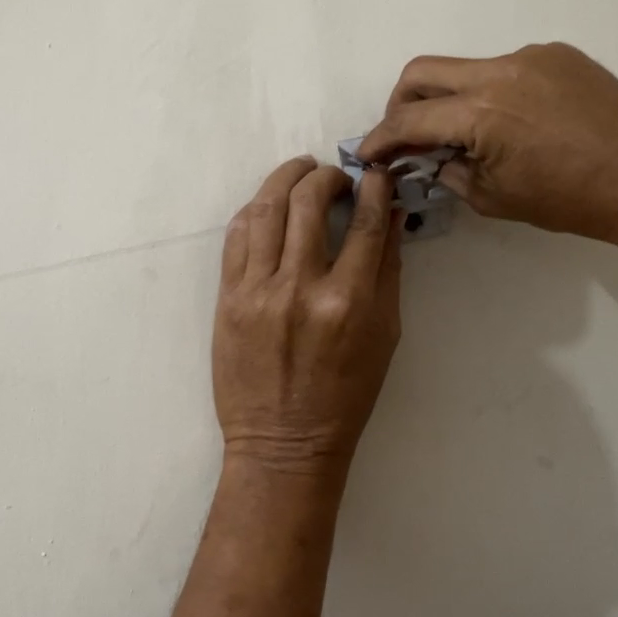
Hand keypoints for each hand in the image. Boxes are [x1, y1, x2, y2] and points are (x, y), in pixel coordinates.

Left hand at [212, 156, 403, 473]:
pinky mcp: (227, 299)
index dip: (372, 187)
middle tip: (334, 177)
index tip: (373, 175)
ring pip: (266, 209)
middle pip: (309, 201)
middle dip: (326, 176)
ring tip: (300, 173)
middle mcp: (300, 288)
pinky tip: (269, 206)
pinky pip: (236, 236)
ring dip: (286, 179)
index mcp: (348, 301)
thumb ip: (388, 270)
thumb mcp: (385, 335)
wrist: (284, 443)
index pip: (365, 221)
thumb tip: (390, 213)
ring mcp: (257, 292)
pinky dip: (256, 210)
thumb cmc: (347, 395)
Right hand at [357, 43, 617, 247]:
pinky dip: (496, 92)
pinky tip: (518, 121)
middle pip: (423, 72)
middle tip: (406, 134)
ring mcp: (533, 56)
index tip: (368, 153)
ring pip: (468, 69)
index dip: (381, 137)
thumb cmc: (570, 202)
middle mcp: (501, 71)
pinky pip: (509, 67)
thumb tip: (428, 158)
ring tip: (472, 133)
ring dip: (454, 98)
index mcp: (482, 114)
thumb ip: (450, 171)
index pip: (410, 119)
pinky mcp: (560, 54)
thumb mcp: (495, 198)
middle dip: (402, 103)